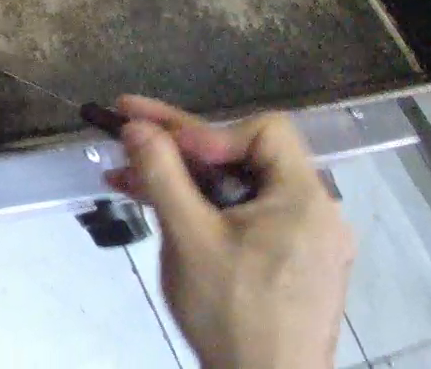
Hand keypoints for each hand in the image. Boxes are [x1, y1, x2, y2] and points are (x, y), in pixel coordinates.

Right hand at [103, 96, 354, 368]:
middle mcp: (310, 213)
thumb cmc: (231, 305)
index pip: (264, 133)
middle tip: (120, 127)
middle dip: (176, 142)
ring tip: (119, 170)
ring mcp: (296, 237)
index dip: (208, 129)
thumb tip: (136, 125)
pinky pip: (232, 209)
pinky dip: (189, 197)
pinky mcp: (278, 255)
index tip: (163, 142)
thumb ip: (161, 172)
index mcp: (305, 202)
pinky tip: (143, 197)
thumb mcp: (187, 232)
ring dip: (173, 170)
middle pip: (242, 153)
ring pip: (230, 181)